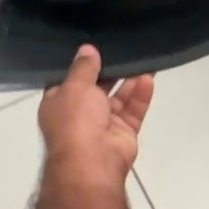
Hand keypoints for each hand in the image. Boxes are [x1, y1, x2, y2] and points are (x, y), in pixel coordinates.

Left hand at [39, 45, 153, 192]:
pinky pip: (134, 110)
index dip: (81, 65)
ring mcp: (104, 124)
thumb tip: (87, 49)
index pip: (70, 80)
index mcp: (59, 103)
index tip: (94, 47)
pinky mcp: (124, 132)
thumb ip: (84, 67)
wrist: (93, 161)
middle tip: (124, 48)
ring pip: (119, 98)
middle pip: (98, 87)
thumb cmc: (75, 121)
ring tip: (143, 58)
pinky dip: (140, 95)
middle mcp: (80, 113)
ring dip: (130, 80)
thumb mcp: (74, 86)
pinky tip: (149, 78)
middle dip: (110, 71)